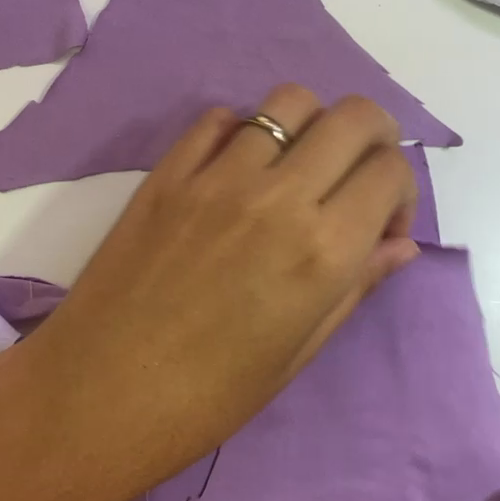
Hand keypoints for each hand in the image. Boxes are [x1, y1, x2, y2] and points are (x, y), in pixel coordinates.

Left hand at [13, 83, 419, 454]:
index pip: (389, 172)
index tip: (381, 227)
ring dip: (311, 128)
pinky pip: (219, 119)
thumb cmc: (211, 397)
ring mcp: (216, 177)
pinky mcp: (167, 173)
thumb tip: (400, 244)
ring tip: (297, 170)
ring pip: (288, 102)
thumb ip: (356, 286)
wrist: (98, 398)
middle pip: (353, 117)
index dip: (401, 193)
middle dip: (375, 137)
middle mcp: (278, 197)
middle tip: (358, 178)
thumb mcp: (299, 352)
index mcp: (322, 251)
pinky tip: (237, 171)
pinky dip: (244, 132)